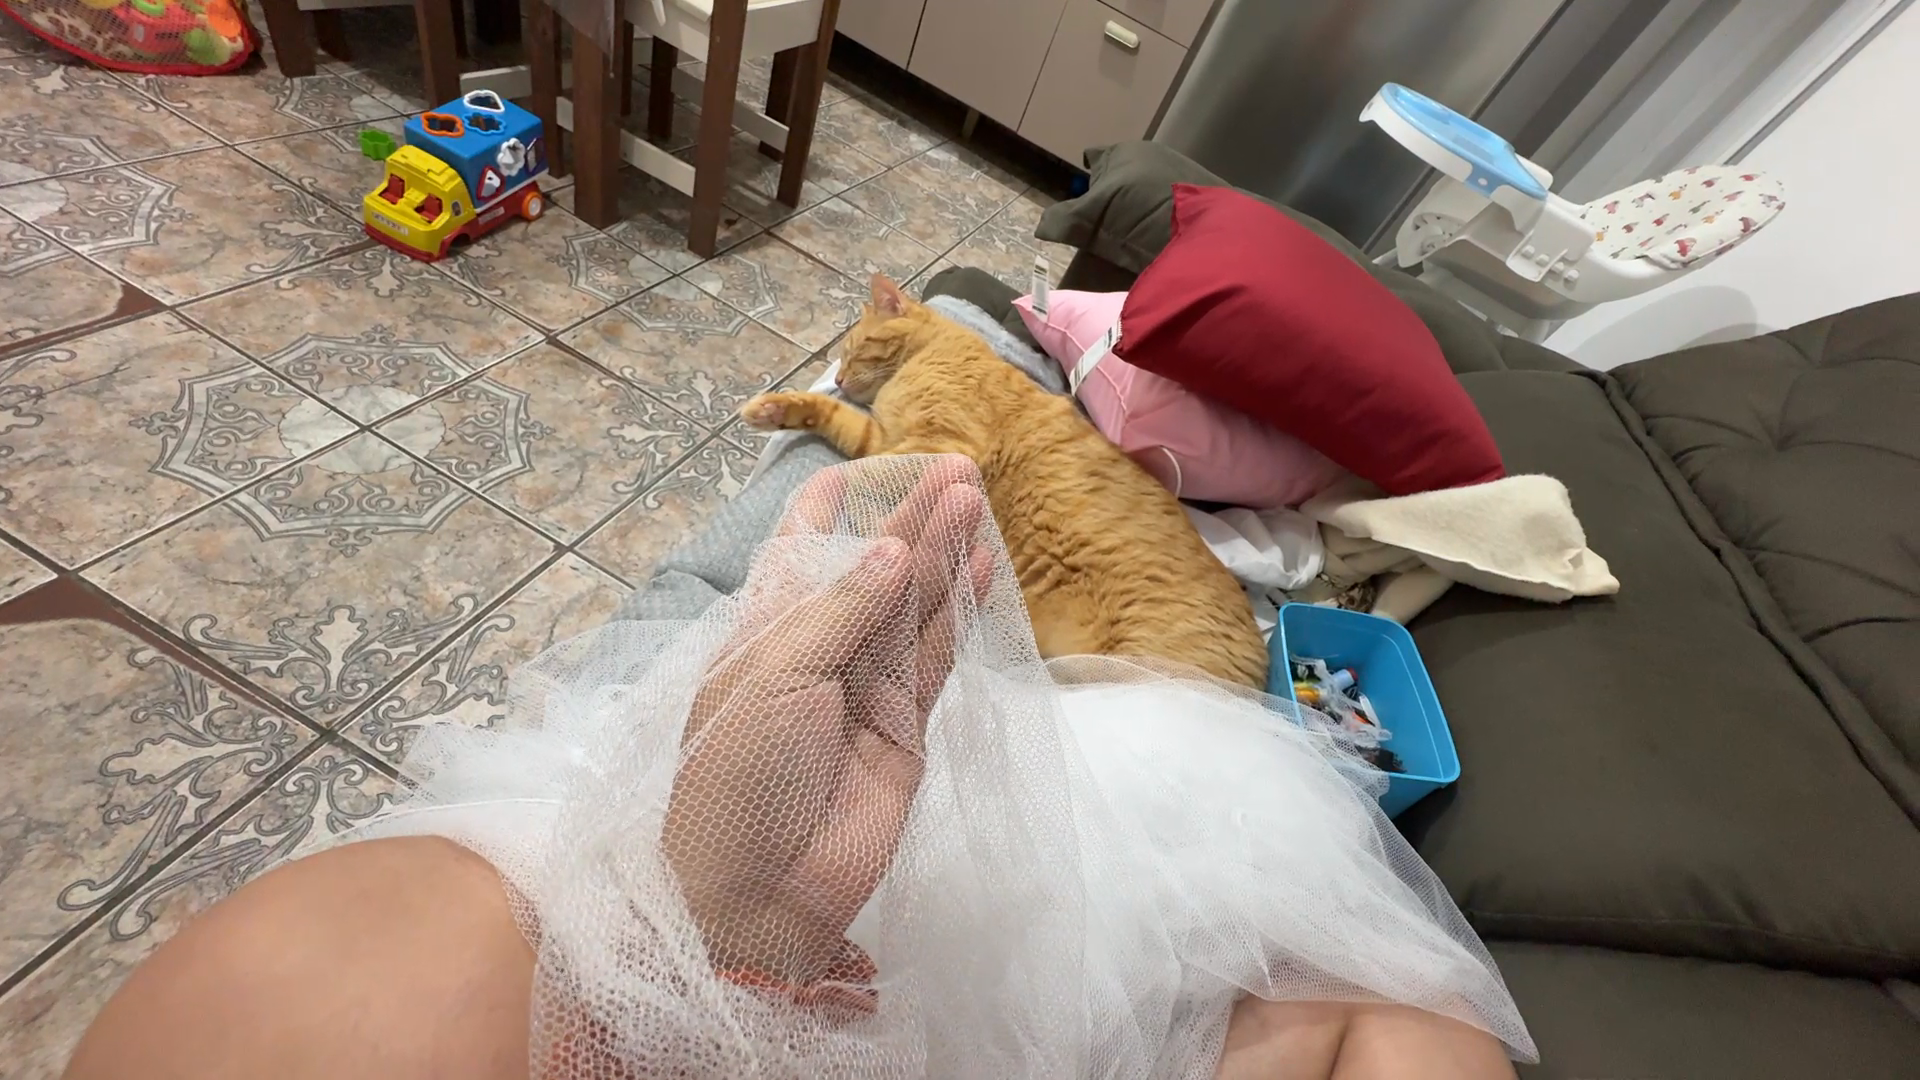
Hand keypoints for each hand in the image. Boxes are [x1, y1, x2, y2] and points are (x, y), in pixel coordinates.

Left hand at [661, 458, 993, 987]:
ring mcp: (866, 686)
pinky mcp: (906, 722)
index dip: (818, 511)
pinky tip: (979, 568)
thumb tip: (892, 548)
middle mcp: (820, 650)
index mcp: (768, 631)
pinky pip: (935, 654)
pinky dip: (957, 610)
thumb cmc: (738, 771)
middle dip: (911, 518)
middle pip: (874, 569)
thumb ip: (841, 609)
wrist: (762, 889)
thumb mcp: (774, 674)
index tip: (842, 468)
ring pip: (912, 604)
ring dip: (942, 552)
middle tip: (956, 468)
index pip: (795, 554)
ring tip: (973, 499)